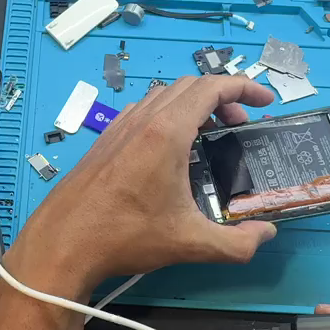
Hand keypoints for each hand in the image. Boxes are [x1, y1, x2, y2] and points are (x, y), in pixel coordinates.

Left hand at [6, 74, 278, 299]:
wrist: (63, 241)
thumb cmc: (125, 236)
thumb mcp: (190, 243)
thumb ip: (237, 243)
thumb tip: (265, 236)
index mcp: (167, 131)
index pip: (212, 88)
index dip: (244, 88)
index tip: (265, 101)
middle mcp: (143, 119)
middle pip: (189, 86)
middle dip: (223, 98)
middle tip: (239, 126)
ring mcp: (120, 126)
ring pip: (163, 95)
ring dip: (193, 104)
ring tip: (208, 133)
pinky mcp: (105, 139)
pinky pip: (142, 110)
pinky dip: (166, 114)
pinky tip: (168, 147)